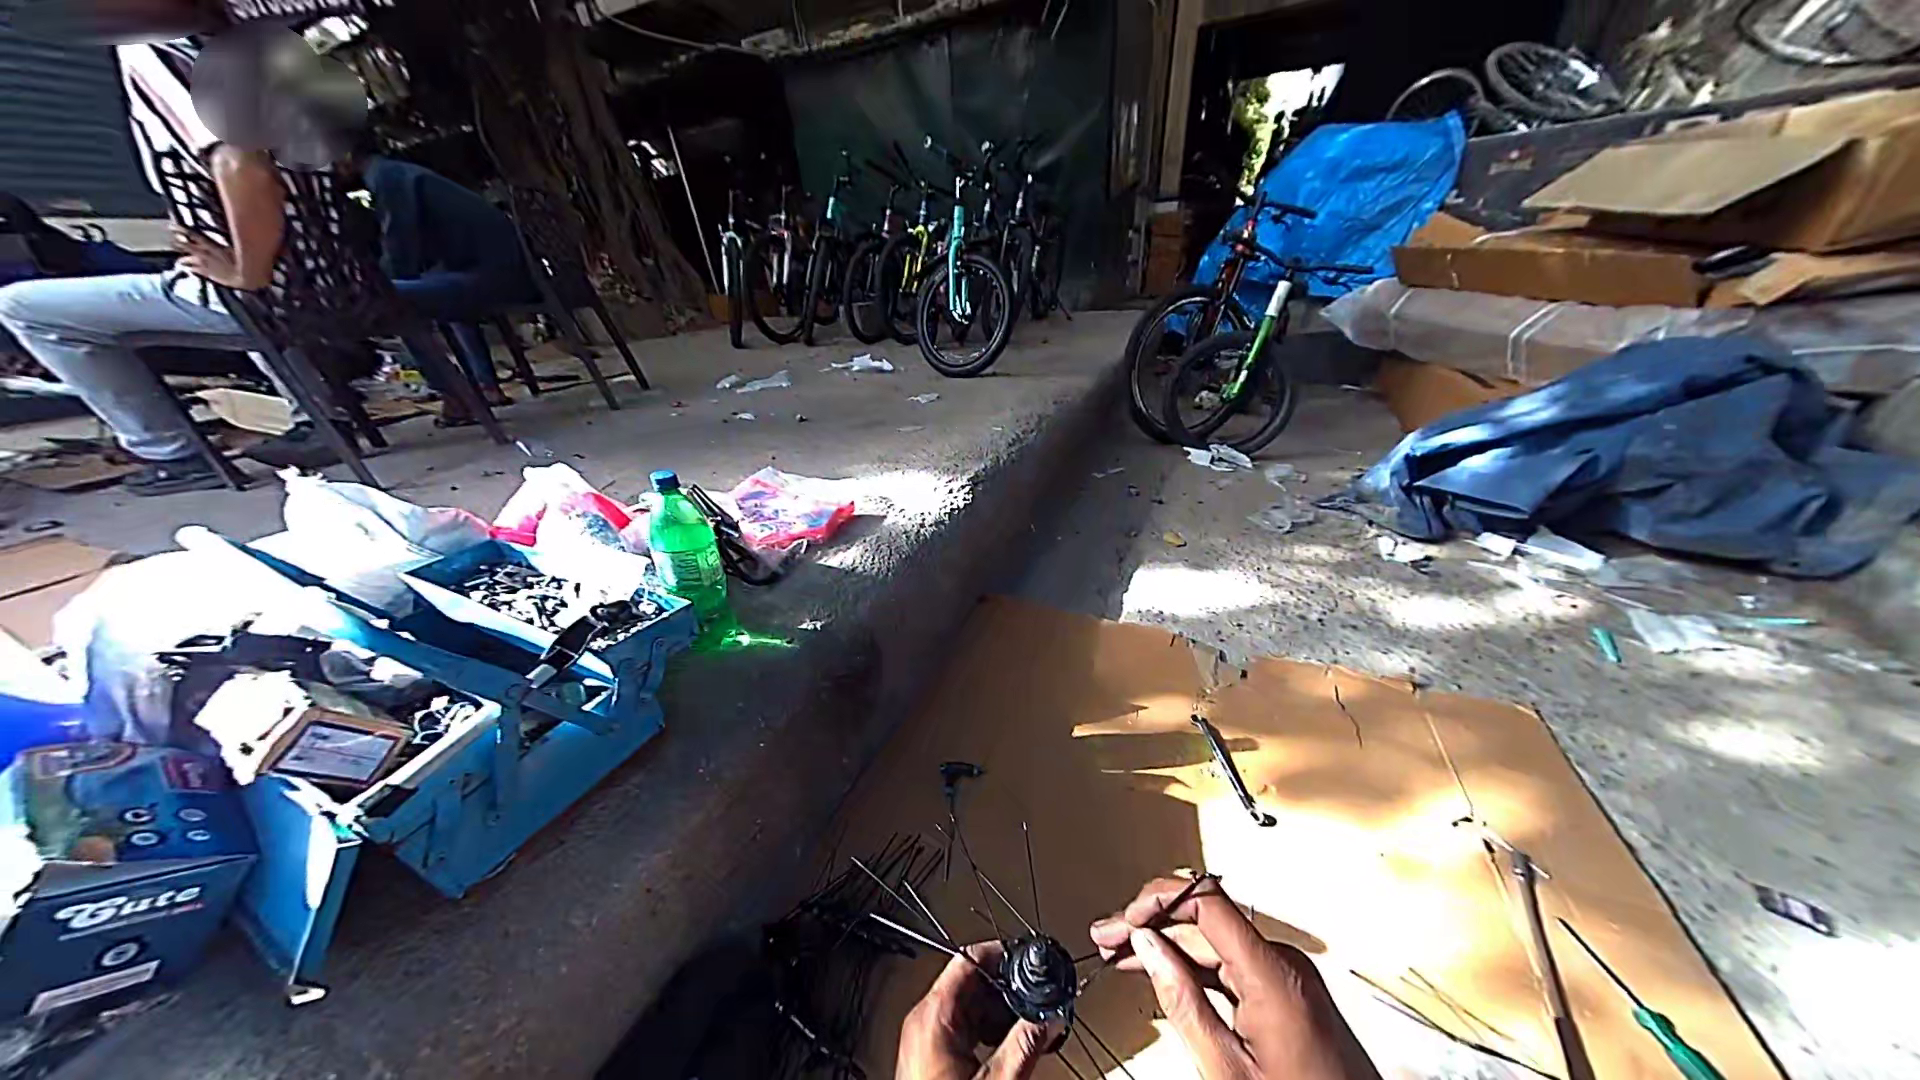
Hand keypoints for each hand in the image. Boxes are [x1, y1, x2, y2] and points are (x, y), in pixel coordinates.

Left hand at [171, 225, 242, 287]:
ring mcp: (206, 265)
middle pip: (186, 247)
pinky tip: (189, 270)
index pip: (194, 235)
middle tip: (171, 241)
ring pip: (187, 260)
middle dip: (177, 243)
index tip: (171, 226)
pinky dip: (192, 270)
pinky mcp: (209, 274)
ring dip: (182, 259)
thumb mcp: (240, 250)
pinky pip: (196, 271)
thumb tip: (228, 235)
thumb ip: (230, 243)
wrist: (248, 279)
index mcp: (213, 247)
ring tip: (178, 260)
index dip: (182, 230)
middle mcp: (205, 255)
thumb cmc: (249, 263)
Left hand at [898, 941, 1057, 1079]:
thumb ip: (1025, 1045)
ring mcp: (924, 1039)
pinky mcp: (929, 1058)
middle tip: (1033, 997)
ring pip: (967, 1006)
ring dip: (999, 1012)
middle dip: (1005, 989)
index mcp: (934, 1015)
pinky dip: (986, 1031)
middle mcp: (924, 1021)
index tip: (1023, 959)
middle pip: (969, 982)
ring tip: (1026, 1026)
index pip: (968, 959)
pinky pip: (961, 1028)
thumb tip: (1049, 1019)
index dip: (999, 954)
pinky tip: (1008, 1046)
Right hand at [1089, 878, 1378, 1079]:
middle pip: (1204, 922)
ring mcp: (1289, 980)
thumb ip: (1181, 1000)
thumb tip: (1146, 945)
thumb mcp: (1226, 1070)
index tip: (1125, 918)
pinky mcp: (1289, 996)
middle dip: (1151, 926)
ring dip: (1167, 947)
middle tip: (1110, 939)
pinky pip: (1231, 966)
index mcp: (1273, 974)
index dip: (1158, 900)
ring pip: (1214, 943)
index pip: (1205, 900)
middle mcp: (1284, 965)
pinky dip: (1193, 968)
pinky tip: (1165, 975)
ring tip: (1125, 956)